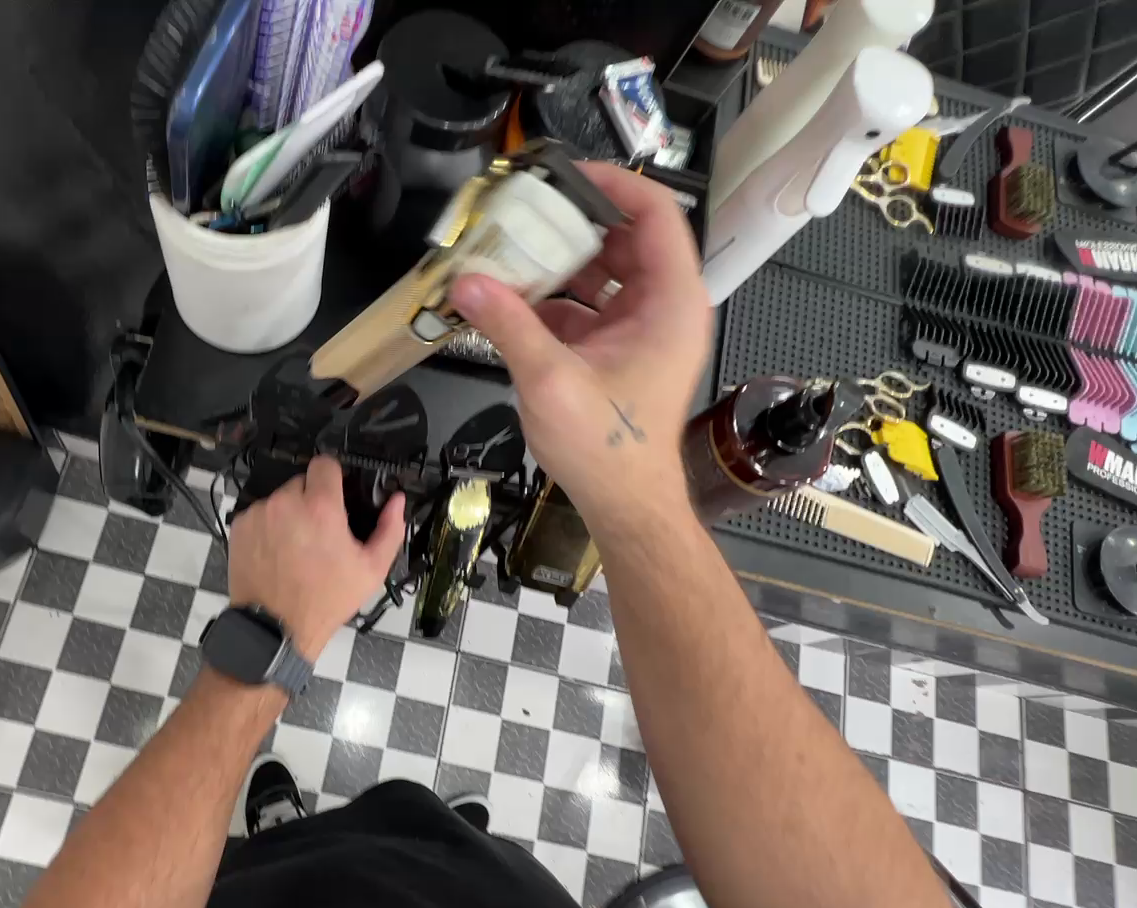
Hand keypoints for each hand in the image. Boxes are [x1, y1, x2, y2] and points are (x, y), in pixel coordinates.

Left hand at [226, 456, 406, 660]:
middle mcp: (285, 503)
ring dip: (289, 513)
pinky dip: (268, 527)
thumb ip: (389, 529)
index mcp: (320, 507)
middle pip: (302, 482)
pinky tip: (278, 552)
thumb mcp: (371, 570)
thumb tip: (396, 502)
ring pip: (279, 499)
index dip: (334, 477)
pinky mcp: (240, 527)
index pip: (325, 463)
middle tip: (320, 530)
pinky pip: (259, 515)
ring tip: (297, 545)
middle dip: (312, 500)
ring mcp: (259, 514)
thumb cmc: (325, 600)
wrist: (277, 627)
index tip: (337, 493)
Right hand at [448, 162, 711, 529]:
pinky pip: (585, 310)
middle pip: (622, 240)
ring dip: (557, 266)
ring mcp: (639, 332)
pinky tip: (513, 303)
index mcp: (670, 303)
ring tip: (511, 254)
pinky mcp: (616, 353)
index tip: (562, 177)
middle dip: (571, 227)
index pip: (653, 214)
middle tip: (522, 216)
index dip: (611, 185)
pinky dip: (553, 303)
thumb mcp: (551, 381)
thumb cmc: (606, 449)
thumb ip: (508, 326)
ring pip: (601, 275)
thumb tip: (466, 284)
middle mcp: (662, 308)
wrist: (622, 502)